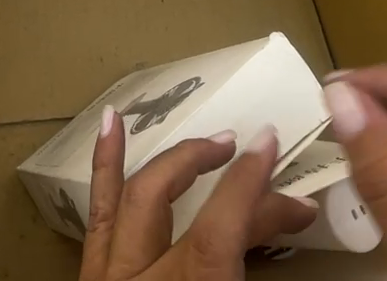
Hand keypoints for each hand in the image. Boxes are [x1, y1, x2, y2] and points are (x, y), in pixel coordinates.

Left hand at [79, 107, 318, 280]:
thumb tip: (296, 211)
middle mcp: (139, 276)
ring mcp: (107, 274)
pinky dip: (105, 167)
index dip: (249, 181)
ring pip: (130, 198)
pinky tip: (110, 121)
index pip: (220, 225)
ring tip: (200, 135)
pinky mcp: (90, 274)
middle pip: (169, 200)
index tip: (271, 142)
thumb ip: (256, 263)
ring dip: (166, 158)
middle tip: (244, 147)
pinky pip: (96, 214)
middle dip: (206, 163)